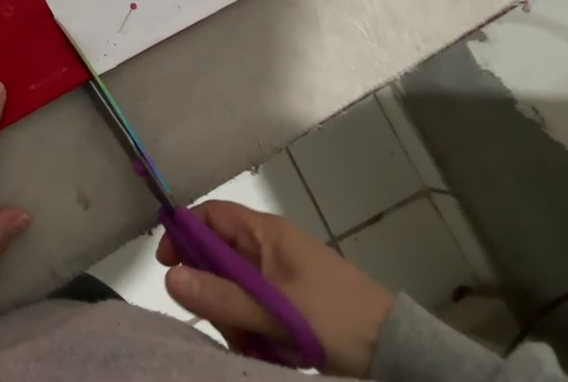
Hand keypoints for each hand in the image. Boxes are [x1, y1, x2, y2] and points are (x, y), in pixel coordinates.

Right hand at [159, 201, 394, 376]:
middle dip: (212, 290)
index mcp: (266, 232)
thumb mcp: (276, 311)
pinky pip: (253, 306)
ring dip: (233, 316)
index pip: (209, 215)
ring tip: (251, 345)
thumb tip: (168, 278)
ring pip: (233, 286)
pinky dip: (252, 328)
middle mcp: (269, 246)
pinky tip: (266, 351)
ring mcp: (280, 274)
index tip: (169, 267)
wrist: (400, 352)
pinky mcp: (290, 300)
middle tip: (221, 324)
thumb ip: (222, 297)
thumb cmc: (339, 319)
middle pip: (217, 255)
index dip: (184, 234)